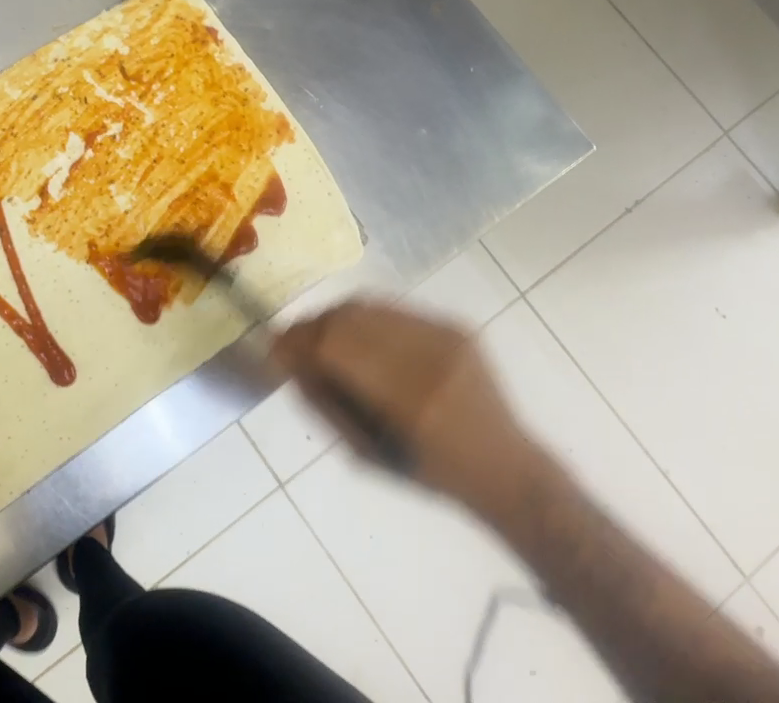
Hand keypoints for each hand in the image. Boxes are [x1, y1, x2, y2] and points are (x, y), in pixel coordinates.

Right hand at [273, 301, 542, 511]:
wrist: (505, 466)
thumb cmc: (427, 471)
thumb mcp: (366, 451)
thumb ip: (324, 403)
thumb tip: (287, 361)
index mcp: (407, 400)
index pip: (334, 347)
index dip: (296, 341)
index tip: (273, 348)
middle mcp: (428, 359)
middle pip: (347, 318)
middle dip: (310, 326)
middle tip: (291, 342)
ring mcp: (445, 337)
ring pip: (367, 306)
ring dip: (333, 318)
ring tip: (320, 337)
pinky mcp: (456, 326)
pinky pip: (393, 310)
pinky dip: (364, 319)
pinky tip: (357, 337)